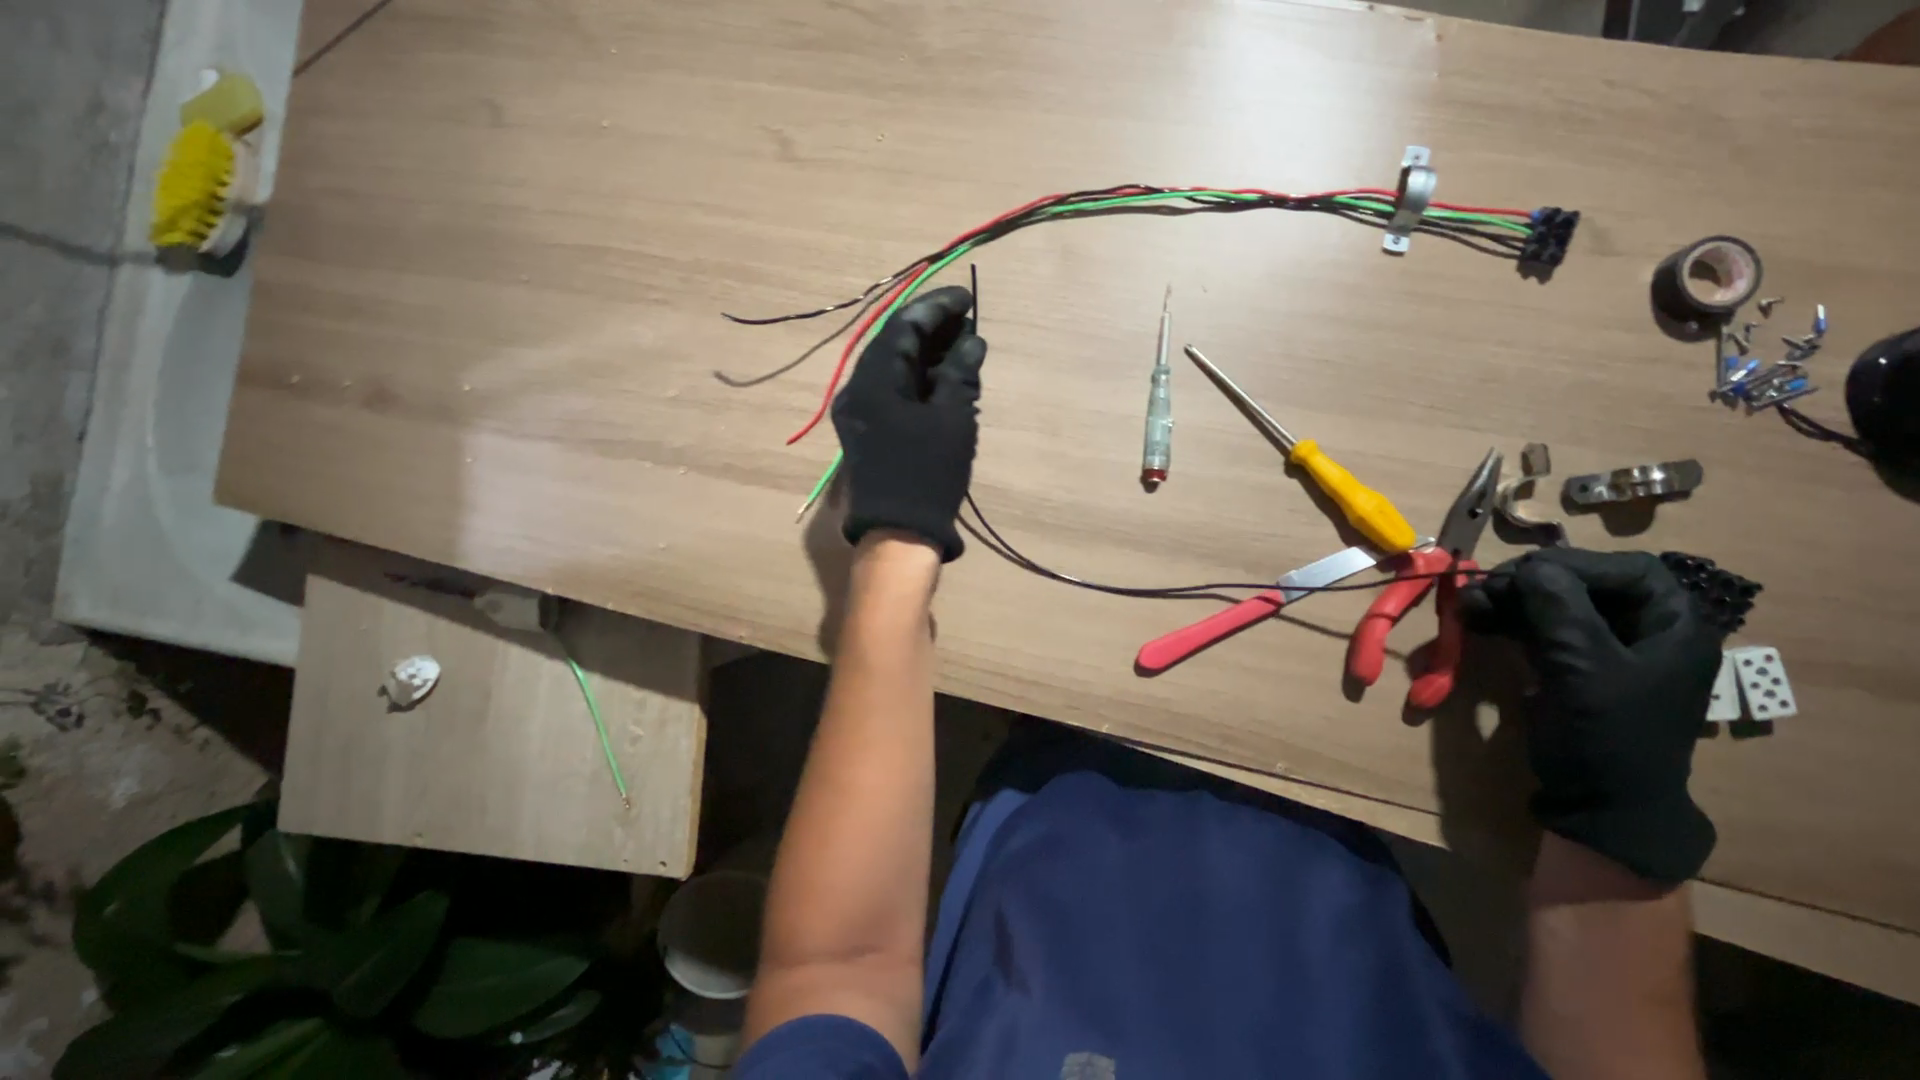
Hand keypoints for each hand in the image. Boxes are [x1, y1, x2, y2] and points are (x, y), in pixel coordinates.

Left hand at [831, 286, 986, 561]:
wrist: (897, 533)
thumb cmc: (927, 472)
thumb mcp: (953, 418)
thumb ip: (960, 372)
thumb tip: (971, 340)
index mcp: (873, 379)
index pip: (903, 325)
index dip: (937, 307)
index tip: (967, 297)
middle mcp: (857, 389)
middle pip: (894, 343)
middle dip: (932, 328)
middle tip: (968, 320)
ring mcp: (858, 412)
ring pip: (893, 368)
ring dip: (927, 354)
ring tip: (964, 345)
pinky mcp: (867, 431)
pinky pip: (892, 391)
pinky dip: (919, 379)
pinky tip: (947, 376)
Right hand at [1459, 549, 1723, 884]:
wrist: (1600, 807)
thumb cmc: (1608, 736)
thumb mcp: (1584, 668)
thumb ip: (1559, 609)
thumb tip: (1529, 566)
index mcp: (1674, 628)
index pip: (1628, 571)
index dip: (1574, 565)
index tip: (1523, 573)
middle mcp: (1646, 633)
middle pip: (1586, 586)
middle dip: (1532, 584)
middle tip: (1485, 588)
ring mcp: (1607, 652)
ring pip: (1557, 607)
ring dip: (1512, 602)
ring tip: (1468, 604)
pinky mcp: (1574, 670)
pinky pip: (1541, 632)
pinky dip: (1509, 622)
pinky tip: (1477, 620)